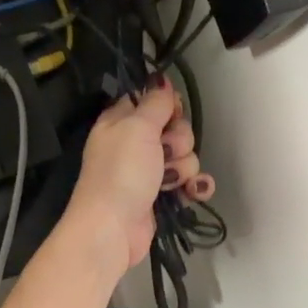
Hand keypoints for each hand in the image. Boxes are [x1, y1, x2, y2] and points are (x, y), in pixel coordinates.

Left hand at [64, 82, 212, 270]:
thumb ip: (154, 102)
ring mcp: (146, 172)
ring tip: (168, 181)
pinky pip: (188, 182)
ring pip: (185, 156)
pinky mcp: (160, 197)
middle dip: (179, 141)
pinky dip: (194, 187)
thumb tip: (160, 79)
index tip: (170, 116)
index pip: (151, 101)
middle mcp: (132, 145)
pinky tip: (193, 192)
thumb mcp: (137, 127)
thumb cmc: (121, 173)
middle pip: (175, 128)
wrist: (113, 228)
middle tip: (164, 153)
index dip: (167, 106)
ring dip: (184, 168)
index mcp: (119, 123)